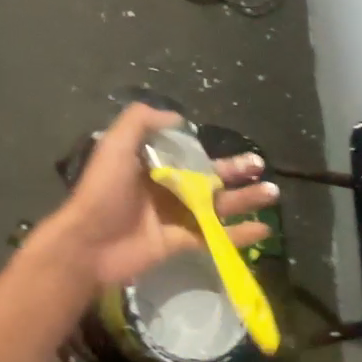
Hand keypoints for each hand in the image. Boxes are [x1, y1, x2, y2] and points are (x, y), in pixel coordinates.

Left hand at [37, 103, 276, 286]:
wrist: (89, 243)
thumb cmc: (103, 190)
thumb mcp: (116, 144)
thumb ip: (141, 122)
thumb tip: (178, 118)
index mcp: (149, 164)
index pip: (185, 154)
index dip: (209, 150)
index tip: (227, 142)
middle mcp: (163, 188)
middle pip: (207, 178)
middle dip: (234, 172)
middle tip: (261, 166)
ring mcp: (172, 217)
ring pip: (215, 206)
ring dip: (244, 199)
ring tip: (272, 193)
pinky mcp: (178, 243)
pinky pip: (213, 236)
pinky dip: (238, 233)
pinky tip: (262, 227)